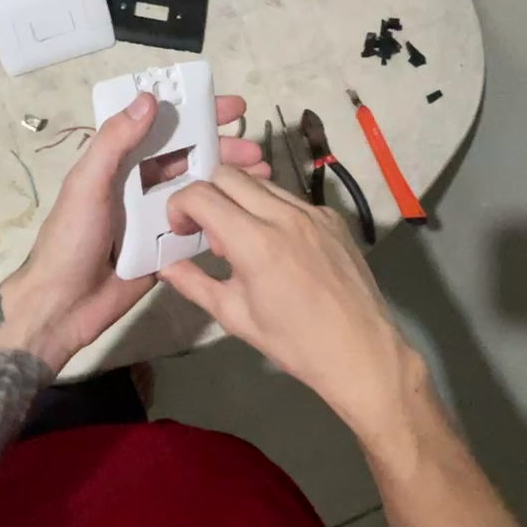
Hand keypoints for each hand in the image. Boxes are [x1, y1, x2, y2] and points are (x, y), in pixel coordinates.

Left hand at [0, 93, 266, 370]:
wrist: (63, 307)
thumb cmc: (70, 239)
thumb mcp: (88, 184)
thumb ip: (115, 142)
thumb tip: (149, 98)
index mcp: (120, 162)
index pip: (162, 127)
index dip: (195, 113)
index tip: (230, 107)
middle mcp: (141, 184)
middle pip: (190, 157)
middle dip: (223, 149)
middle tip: (255, 150)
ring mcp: (157, 216)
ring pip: (201, 189)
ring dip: (229, 180)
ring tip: (262, 176)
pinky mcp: (169, 247)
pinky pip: (200, 225)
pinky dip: (223, 216)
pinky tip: (246, 213)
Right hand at [159, 166, 421, 434]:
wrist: (361, 351)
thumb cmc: (294, 343)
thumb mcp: (236, 317)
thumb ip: (195, 284)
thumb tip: (165, 267)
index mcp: (256, 242)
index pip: (202, 194)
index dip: (180, 205)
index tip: (180, 230)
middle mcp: (285, 215)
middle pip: (229, 175)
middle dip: (207, 194)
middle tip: (206, 229)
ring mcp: (313, 212)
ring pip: (261, 182)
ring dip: (239, 200)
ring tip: (241, 240)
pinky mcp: (333, 217)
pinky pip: (291, 198)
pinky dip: (271, 210)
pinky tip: (276, 245)